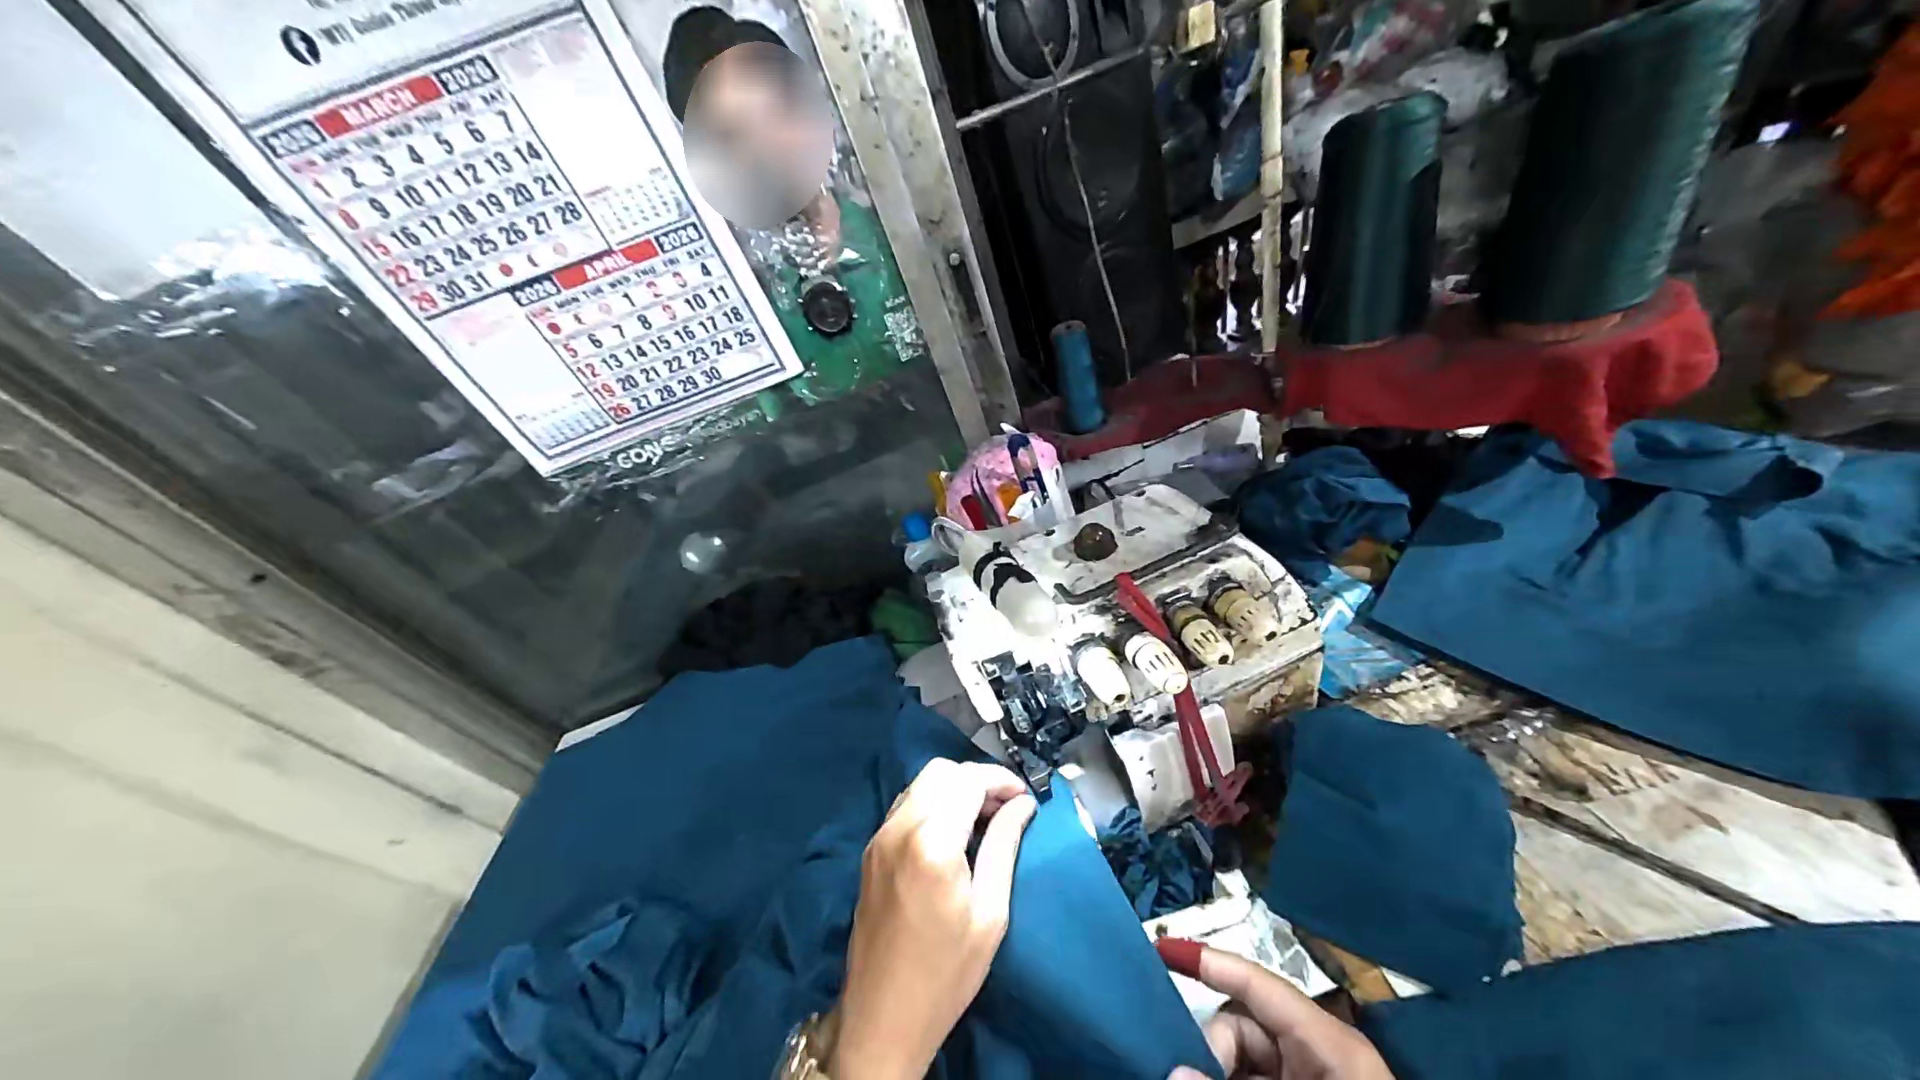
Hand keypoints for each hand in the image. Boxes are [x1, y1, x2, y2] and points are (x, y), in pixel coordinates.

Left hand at [828, 759, 1037, 1079]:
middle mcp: (899, 827)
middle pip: (942, 772)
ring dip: (955, 787)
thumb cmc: (945, 973)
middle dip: (978, 779)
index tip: (1025, 798)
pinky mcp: (871, 849)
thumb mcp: (990, 913)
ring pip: (921, 783)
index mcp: (931, 841)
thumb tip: (1023, 805)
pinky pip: (906, 804)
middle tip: (1006, 808)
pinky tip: (953, 831)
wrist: (881, 1016)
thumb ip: (1004, 846)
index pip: (969, 781)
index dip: (1001, 780)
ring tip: (983, 818)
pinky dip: (933, 802)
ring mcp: (880, 836)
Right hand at [1161, 941, 1395, 1079]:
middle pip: (1244, 1025)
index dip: (1211, 963)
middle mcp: (1318, 1055)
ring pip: (1242, 1059)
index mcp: (1330, 1047)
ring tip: (1192, 1077)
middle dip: (1210, 1048)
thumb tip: (1174, 1071)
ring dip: (1215, 1071)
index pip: (1259, 984)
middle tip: (1184, 1075)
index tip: (1163, 951)